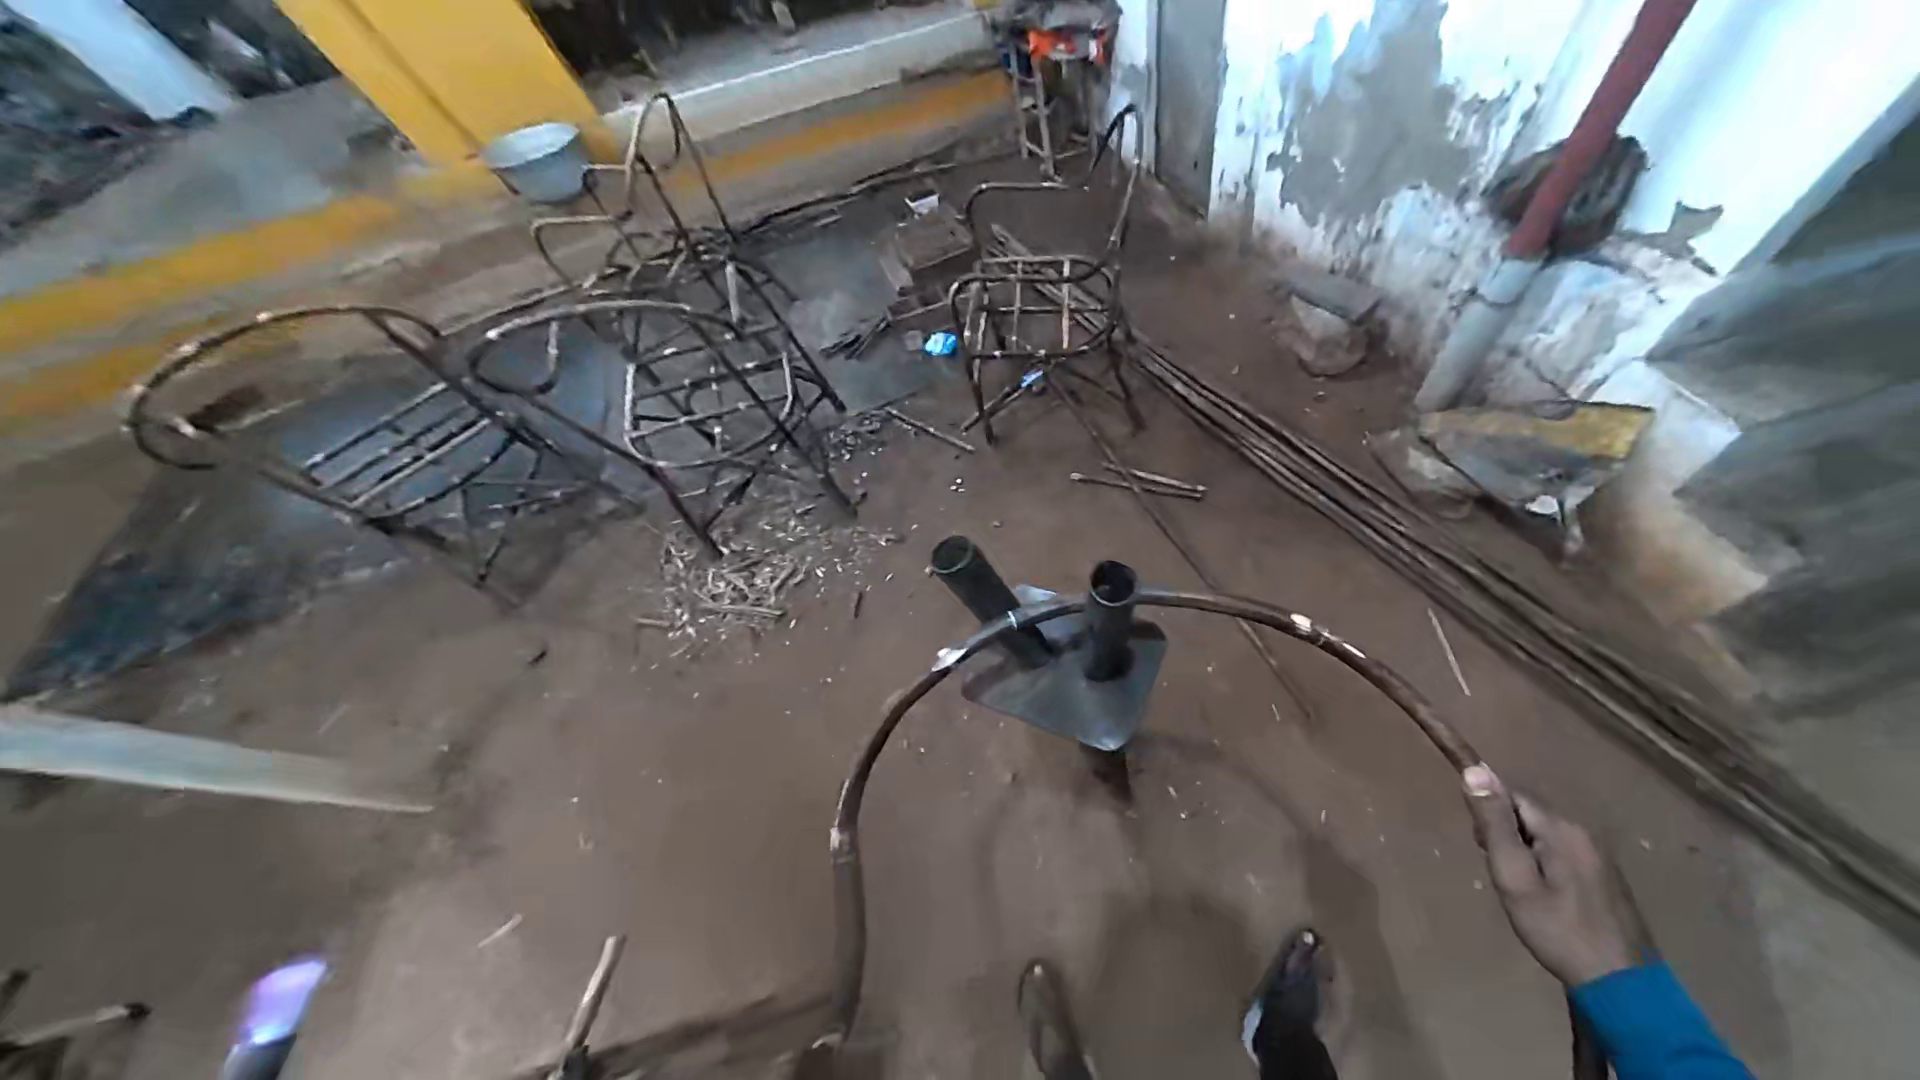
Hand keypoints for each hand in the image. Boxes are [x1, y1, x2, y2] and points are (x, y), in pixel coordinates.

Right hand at [1461, 764, 1651, 986]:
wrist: (1623, 988)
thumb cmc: (1557, 929)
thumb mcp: (1513, 875)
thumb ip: (1493, 822)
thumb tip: (1474, 769)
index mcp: (1562, 829)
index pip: (1509, 793)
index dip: (1486, 811)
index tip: (1481, 844)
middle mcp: (1584, 833)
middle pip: (1525, 812)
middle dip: (1501, 831)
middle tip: (1499, 870)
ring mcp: (1599, 855)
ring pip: (1540, 832)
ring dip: (1519, 848)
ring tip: (1518, 886)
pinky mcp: (1604, 876)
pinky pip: (1558, 850)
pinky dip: (1539, 861)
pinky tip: (1541, 894)